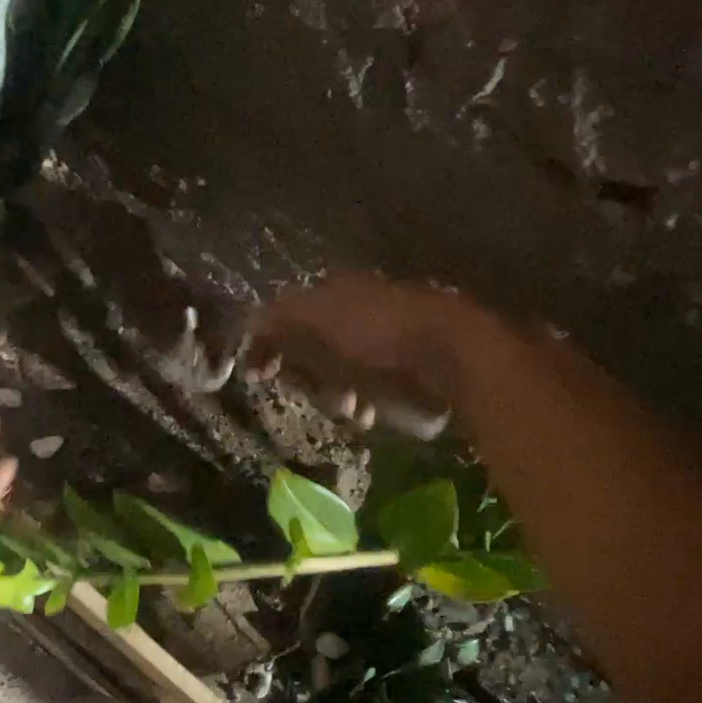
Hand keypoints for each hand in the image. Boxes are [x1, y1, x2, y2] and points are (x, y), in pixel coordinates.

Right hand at [247, 274, 489, 438]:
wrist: (452, 354)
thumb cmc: (377, 334)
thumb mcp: (316, 318)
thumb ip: (278, 319)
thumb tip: (249, 326)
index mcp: (334, 291)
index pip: (283, 318)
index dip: (267, 346)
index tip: (258, 377)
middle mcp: (356, 310)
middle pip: (309, 349)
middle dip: (306, 375)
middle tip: (311, 390)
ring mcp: (383, 339)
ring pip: (337, 373)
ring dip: (334, 393)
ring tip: (347, 408)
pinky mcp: (405, 367)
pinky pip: (368, 387)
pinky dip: (363, 401)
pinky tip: (369, 412)